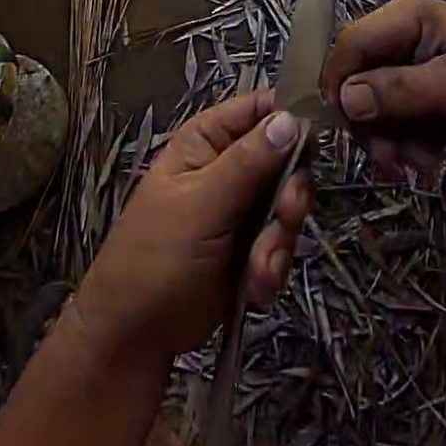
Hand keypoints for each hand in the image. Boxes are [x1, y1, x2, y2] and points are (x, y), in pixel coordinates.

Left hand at [70, 90, 313, 360]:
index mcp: (208, 139)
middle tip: (284, 215)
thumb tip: (290, 118)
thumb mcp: (200, 205)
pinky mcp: (253, 243)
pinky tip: (256, 286)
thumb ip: (247, 163)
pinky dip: (274, 264)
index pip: (261, 108)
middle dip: (290, 193)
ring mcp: (243, 205)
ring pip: (289, 202)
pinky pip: (283, 240)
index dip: (290, 120)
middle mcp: (230, 164)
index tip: (310, 148)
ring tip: (259, 267)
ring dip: (281, 238)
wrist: (135, 338)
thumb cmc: (155, 257)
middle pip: (287, 157)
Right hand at [321, 0, 445, 169]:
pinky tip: (430, 159)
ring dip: (390, 140)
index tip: (345, 128)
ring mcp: (406, 65)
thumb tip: (345, 100)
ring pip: (370, 106)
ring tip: (421, 163)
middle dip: (371, 123)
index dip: (339, 84)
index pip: (350, 43)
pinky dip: (405, 144)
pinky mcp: (415, 92)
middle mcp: (399, 36)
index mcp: (406, 16)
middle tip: (391, 160)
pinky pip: (391, 120)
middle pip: (355, 78)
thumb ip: (399, 90)